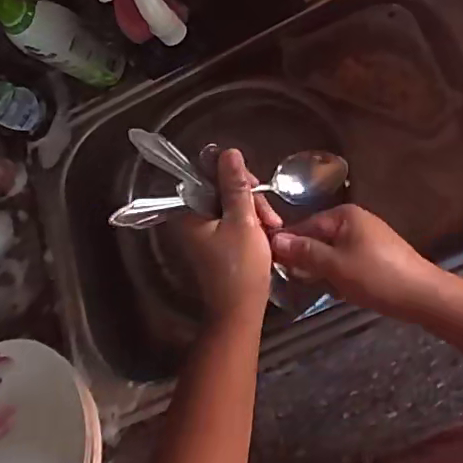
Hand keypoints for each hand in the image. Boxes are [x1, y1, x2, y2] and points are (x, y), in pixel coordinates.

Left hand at [176, 149, 281, 319]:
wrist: (241, 311)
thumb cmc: (240, 267)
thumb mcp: (243, 221)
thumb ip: (236, 186)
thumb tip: (229, 152)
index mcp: (189, 212)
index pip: (208, 176)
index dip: (235, 177)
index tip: (256, 189)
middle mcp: (192, 220)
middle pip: (223, 190)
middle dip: (250, 199)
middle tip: (270, 217)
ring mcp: (206, 232)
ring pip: (234, 206)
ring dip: (256, 212)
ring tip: (273, 229)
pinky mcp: (219, 244)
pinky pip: (236, 222)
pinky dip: (254, 225)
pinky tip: (269, 235)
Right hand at [270, 205, 445, 317]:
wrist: (421, 295)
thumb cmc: (375, 276)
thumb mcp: (334, 265)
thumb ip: (304, 252)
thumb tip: (275, 240)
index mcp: (344, 214)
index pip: (304, 225)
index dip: (287, 245)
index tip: (271, 265)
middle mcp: (356, 220)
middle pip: (318, 237)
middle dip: (305, 259)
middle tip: (292, 281)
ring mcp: (367, 237)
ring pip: (332, 252)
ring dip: (322, 269)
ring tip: (315, 287)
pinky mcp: (376, 255)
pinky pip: (347, 260)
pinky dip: (339, 273)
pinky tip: (337, 290)